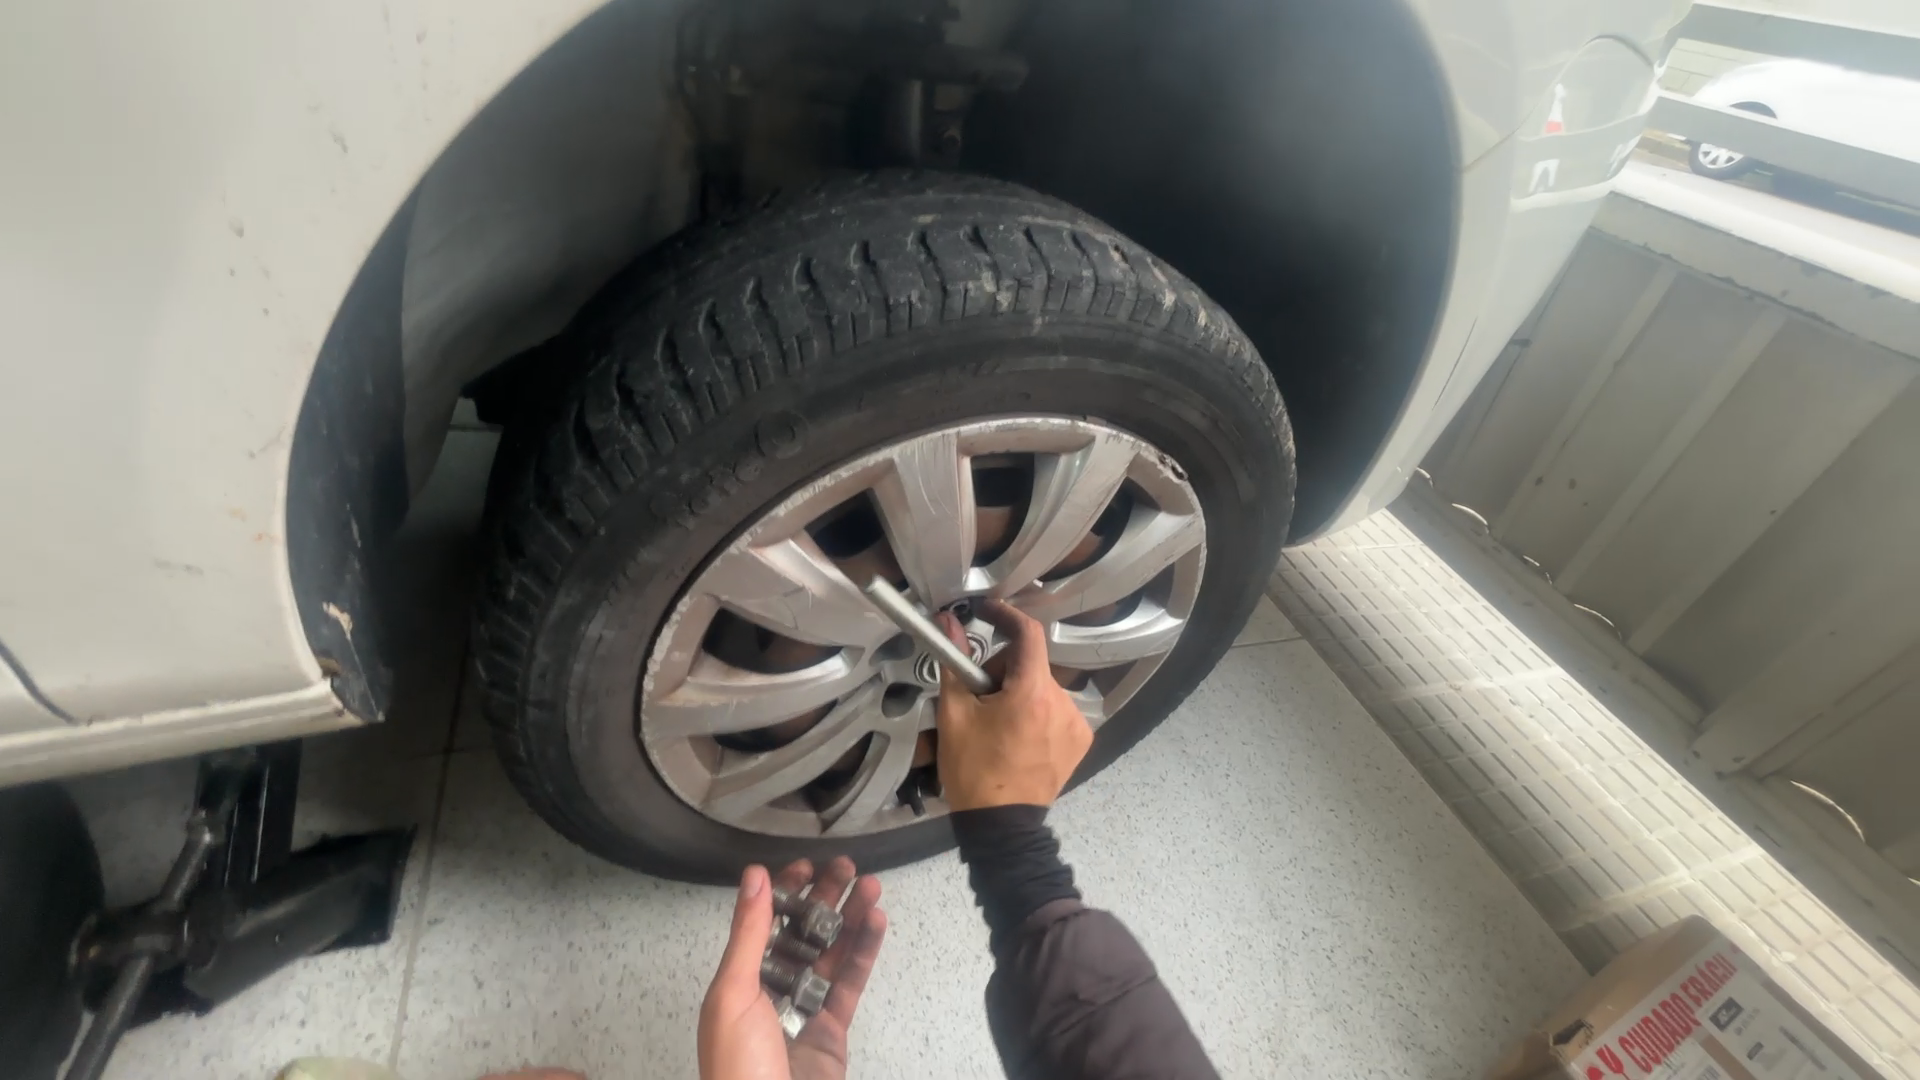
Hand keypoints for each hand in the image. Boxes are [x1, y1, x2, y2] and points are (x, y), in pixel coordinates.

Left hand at [698, 858, 886, 1079]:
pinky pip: (849, 983)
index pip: (765, 924)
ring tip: (873, 886)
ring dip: (851, 918)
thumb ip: (749, 933)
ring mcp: (804, 1011)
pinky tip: (876, 922)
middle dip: (824, 898)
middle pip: (801, 933)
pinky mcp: (833, 1031)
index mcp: (739, 983)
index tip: (808, 866)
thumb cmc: (740, 1068)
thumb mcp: (733, 995)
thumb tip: (753, 874)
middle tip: (849, 866)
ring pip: (830, 953)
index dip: (785, 892)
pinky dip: (864, 952)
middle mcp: (770, 992)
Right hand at [935, 600, 1092, 809]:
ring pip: (1041, 686)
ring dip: (1019, 693)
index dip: (1005, 614)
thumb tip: (947, 622)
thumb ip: (953, 662)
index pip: (1027, 633)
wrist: (1001, 826)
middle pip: (1029, 663)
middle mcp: (1063, 701)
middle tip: (979, 699)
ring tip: (997, 725)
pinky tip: (1019, 738)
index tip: (986, 610)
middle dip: (1001, 672)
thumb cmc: (973, 770)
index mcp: (1033, 692)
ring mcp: (1076, 722)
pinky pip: (1055, 708)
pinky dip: (1036, 712)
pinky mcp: (1080, 739)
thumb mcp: (954, 714)